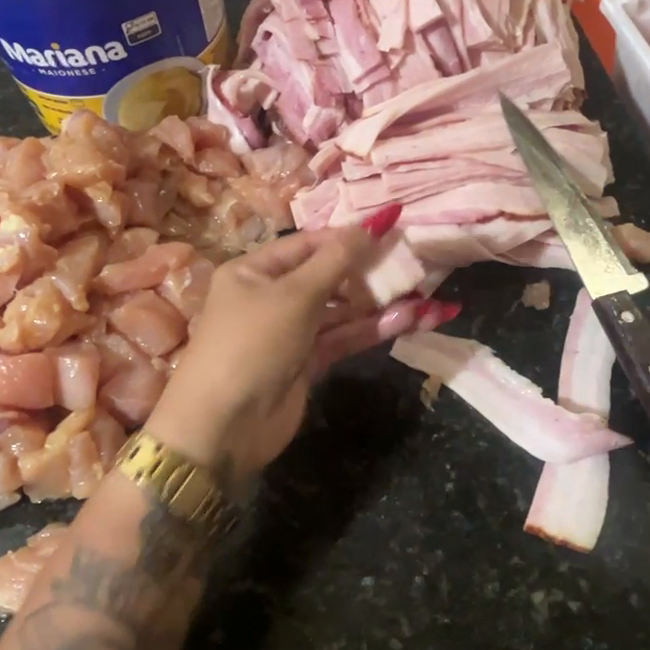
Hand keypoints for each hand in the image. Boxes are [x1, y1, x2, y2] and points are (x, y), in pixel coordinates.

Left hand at [145, 208, 459, 482]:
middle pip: (328, 275)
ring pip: (341, 310)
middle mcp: (270, 297)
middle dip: (369, 270)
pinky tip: (410, 319)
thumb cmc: (253, 343)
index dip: (349, 237)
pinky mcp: (307, 363)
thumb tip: (370, 224)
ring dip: (379, 303)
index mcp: (254, 270)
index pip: (309, 244)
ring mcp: (290, 332)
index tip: (392, 228)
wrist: (223, 425)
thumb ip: (337, 260)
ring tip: (426, 293)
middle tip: (414, 261)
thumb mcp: (294, 295)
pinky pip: (344, 338)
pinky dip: (373, 329)